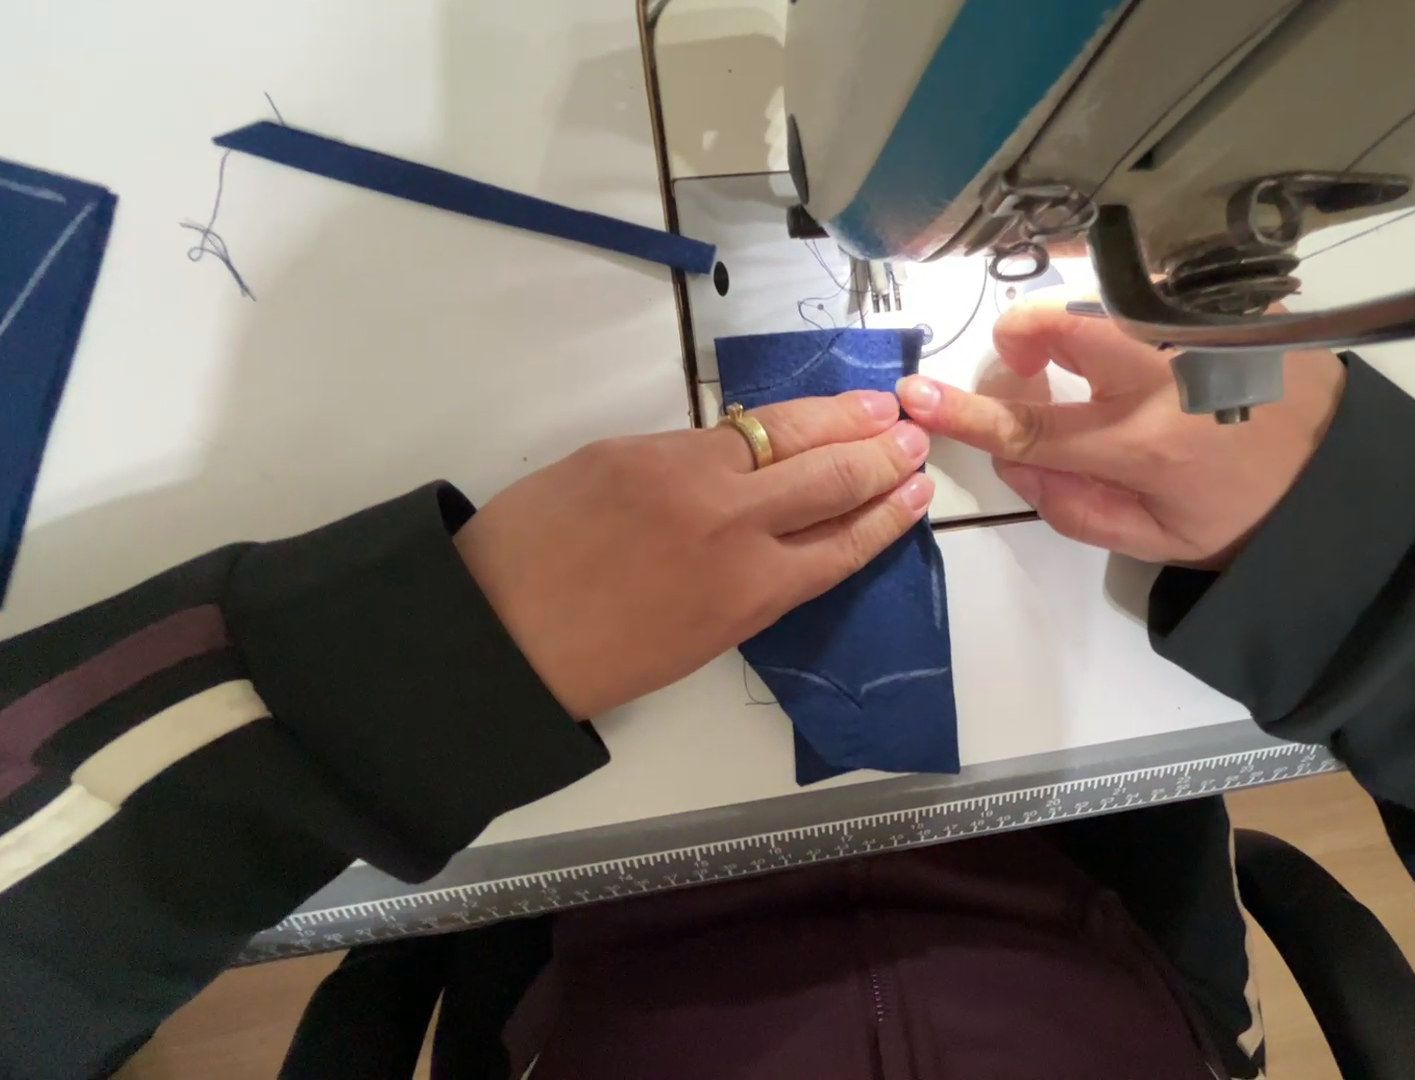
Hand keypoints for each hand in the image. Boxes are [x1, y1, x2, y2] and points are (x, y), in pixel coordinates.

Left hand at [456, 392, 933, 717]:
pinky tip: (787, 420)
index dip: (890, 512)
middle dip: (881, 454)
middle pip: (831, 477)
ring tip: (874, 405)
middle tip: (912, 435)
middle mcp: (734, 527)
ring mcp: (686, 476)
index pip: (846, 541)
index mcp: (752, 593)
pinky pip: (719, 433)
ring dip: (838, 417)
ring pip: (784, 433)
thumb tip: (789, 525)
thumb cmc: (604, 656)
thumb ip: (758, 579)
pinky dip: (764, 429)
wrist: (495, 630)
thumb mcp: (704, 635)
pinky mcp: (640, 445)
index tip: (919, 488)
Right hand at [897, 293, 1342, 566]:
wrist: (1343, 479)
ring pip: (1115, 289)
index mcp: (1149, 446)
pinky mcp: (1238, 304)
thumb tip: (1012, 456)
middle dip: (1027, 332)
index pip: (1034, 427)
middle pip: (1073, 325)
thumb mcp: (1151, 541)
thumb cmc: (1237, 518)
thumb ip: (1071, 506)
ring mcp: (1212, 331)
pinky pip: (1160, 278)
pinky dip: (1128, 291)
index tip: (918, 393)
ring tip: (1087, 352)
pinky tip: (1137, 327)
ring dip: (1077, 313)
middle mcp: (1177, 377)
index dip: (967, 412)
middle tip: (1028, 361)